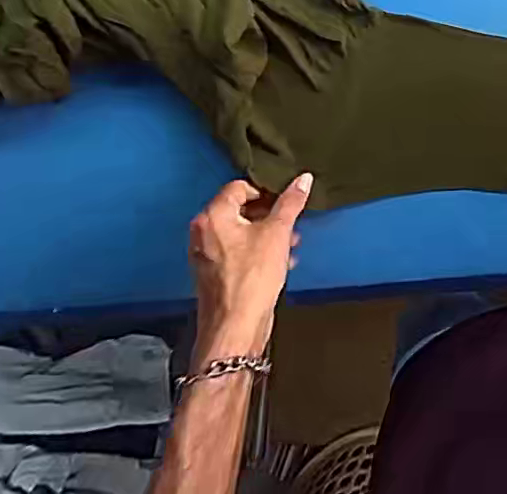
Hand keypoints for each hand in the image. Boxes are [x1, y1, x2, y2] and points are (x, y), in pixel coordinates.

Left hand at [188, 173, 312, 359]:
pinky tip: (281, 260)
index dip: (266, 190)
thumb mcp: (279, 232)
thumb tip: (303, 178)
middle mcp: (203, 232)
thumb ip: (291, 202)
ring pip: (242, 231)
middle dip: (269, 213)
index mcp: (213, 216)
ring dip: (267, 232)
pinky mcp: (213, 274)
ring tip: (291, 242)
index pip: (240, 187)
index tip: (286, 200)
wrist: (236, 328)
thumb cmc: (253, 276)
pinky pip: (238, 250)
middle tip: (291, 219)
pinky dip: (258, 250)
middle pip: (240, 208)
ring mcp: (206, 255)